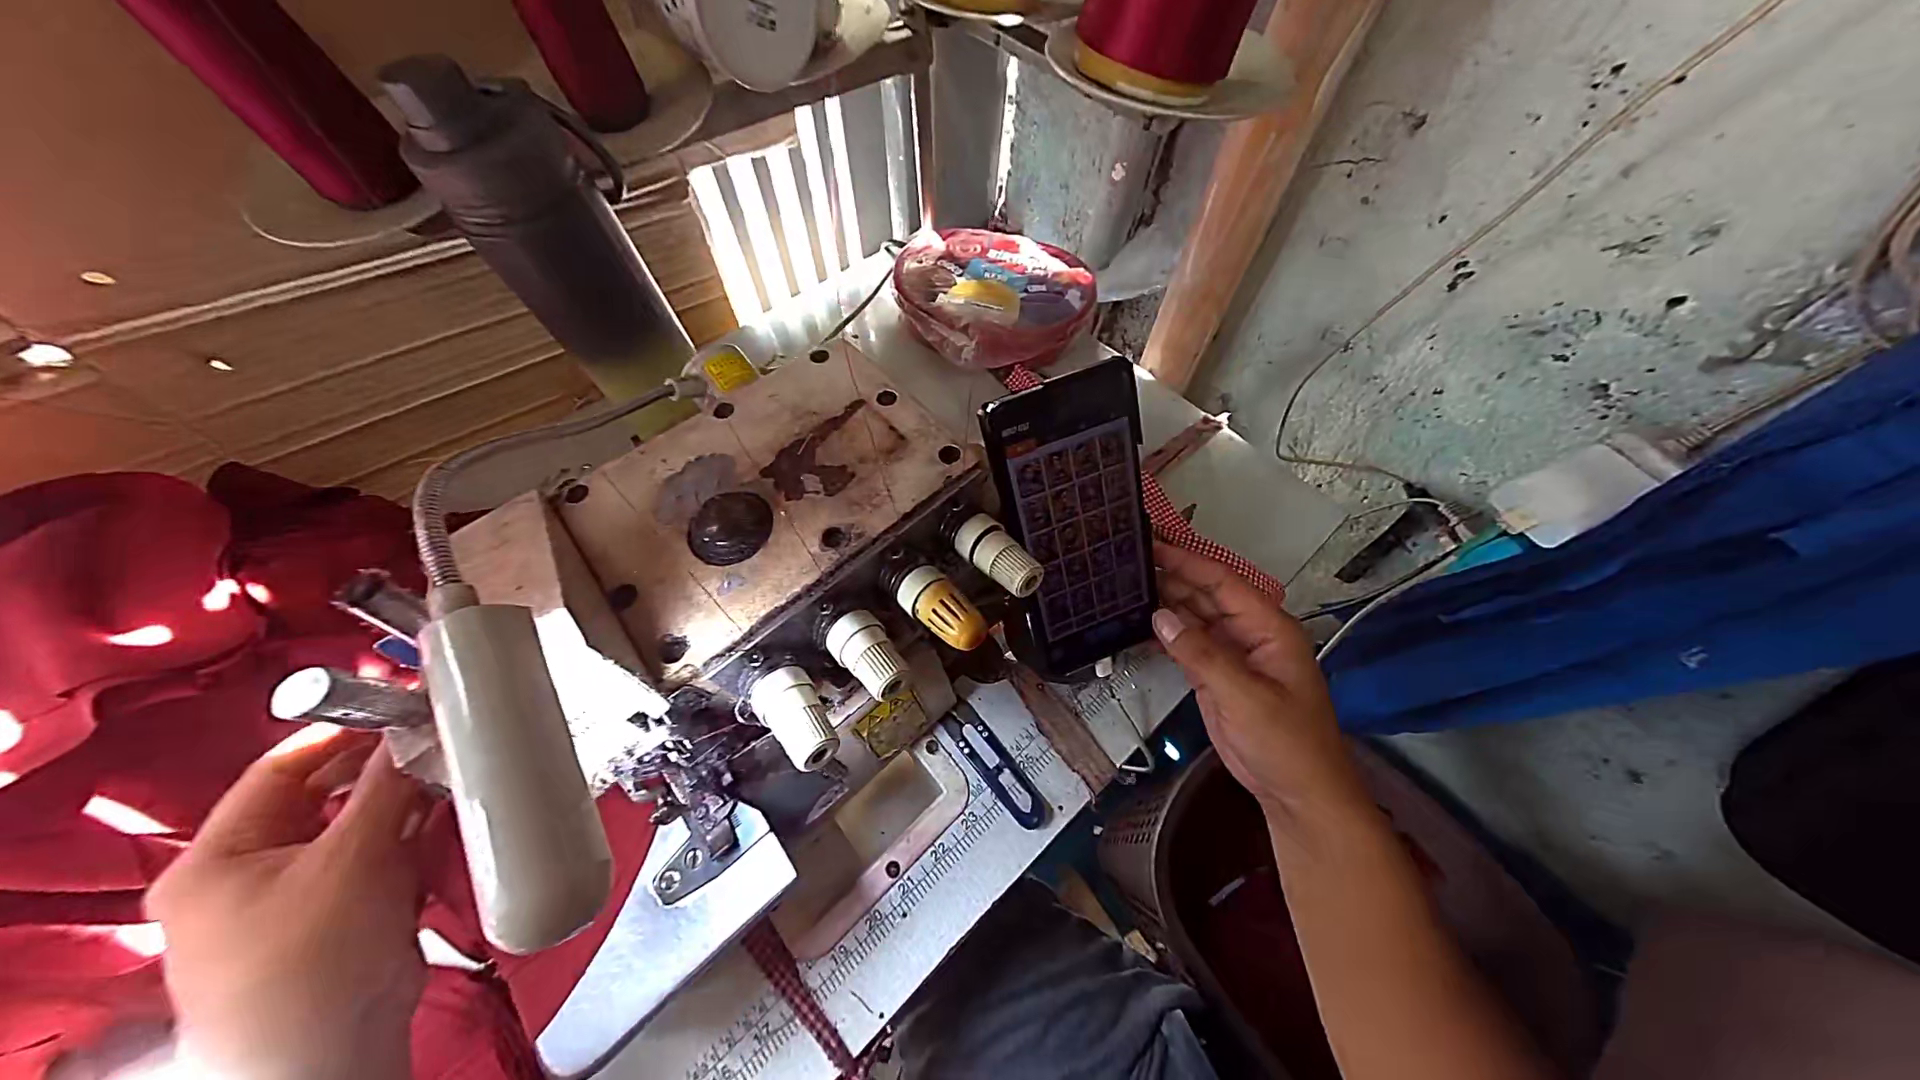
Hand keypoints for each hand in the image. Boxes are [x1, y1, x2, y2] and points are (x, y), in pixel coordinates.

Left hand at [146, 728, 428, 1079]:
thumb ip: (387, 786)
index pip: (280, 769)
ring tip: (450, 773)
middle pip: (324, 795)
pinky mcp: (347, 910)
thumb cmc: (313, 958)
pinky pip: (381, 854)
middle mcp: (252, 872)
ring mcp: (302, 893)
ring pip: (359, 824)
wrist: (333, 1054)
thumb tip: (416, 727)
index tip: (397, 706)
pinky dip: (413, 833)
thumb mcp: (352, 858)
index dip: (340, 732)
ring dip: (405, 801)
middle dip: (382, 769)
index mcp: (217, 860)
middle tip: (434, 738)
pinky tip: (447, 816)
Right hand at [1151, 543, 1367, 827]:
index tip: (1152, 545)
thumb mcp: (1246, 697)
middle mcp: (1248, 633)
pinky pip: (1185, 644)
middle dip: (1171, 577)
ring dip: (1163, 604)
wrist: (1297, 793)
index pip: (1223, 582)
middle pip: (1205, 595)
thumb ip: (1202, 655)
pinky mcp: (1215, 675)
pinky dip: (1163, 635)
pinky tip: (1138, 626)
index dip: (1187, 560)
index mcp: (1268, 628)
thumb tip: (1161, 616)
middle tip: (1128, 562)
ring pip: (1192, 618)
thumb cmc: (1287, 743)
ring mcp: (1230, 654)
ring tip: (1125, 586)